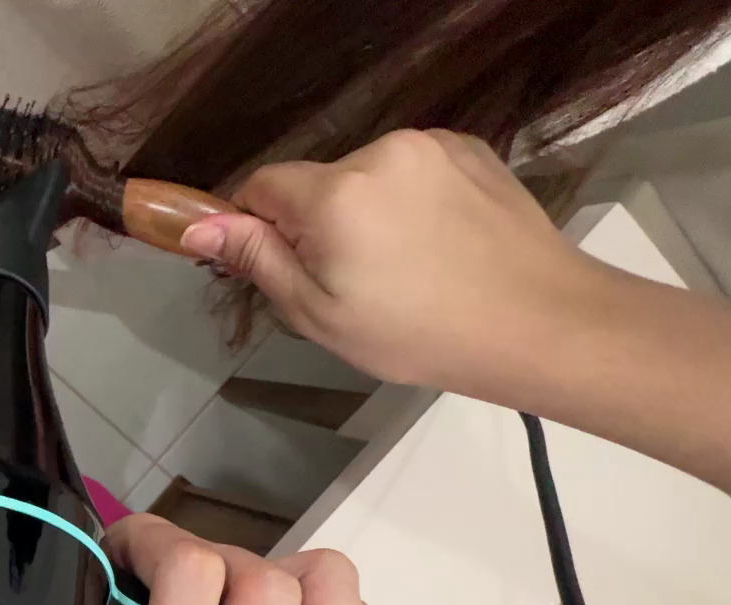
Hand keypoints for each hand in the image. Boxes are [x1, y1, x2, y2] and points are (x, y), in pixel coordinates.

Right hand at [178, 129, 608, 395]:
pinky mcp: (469, 151)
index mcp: (336, 193)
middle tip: (334, 283)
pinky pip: (403, 173)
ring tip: (385, 267)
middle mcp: (382, 152)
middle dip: (306, 225)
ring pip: (357, 179)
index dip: (249, 225)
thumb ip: (255, 258)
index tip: (266, 266)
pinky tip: (422, 245)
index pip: (260, 185)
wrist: (534, 322)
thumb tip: (196, 229)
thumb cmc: (409, 331)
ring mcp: (432, 146)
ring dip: (352, 214)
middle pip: (311, 183)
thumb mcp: (312, 309)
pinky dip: (395, 203)